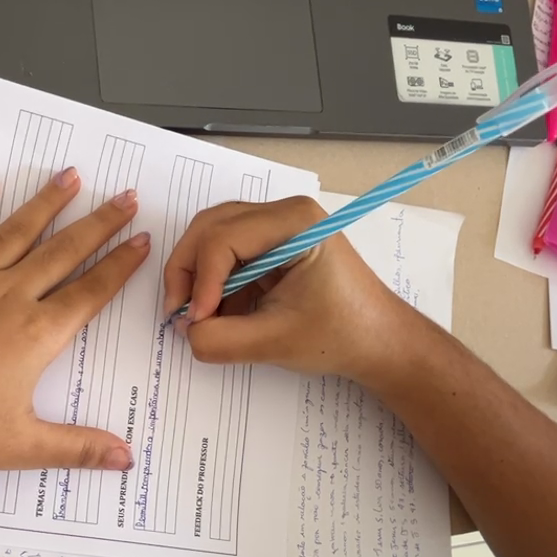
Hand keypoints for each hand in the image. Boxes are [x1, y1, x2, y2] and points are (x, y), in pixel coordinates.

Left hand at [0, 168, 148, 473]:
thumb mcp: (20, 445)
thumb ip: (78, 448)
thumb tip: (126, 459)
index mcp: (36, 335)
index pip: (91, 292)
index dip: (120, 265)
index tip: (142, 240)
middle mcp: (9, 296)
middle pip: (64, 251)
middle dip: (99, 223)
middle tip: (124, 196)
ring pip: (17, 231)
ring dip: (47, 202)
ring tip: (70, 175)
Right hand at [161, 197, 421, 382]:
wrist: (378, 343)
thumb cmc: (341, 336)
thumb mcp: (274, 343)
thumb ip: (219, 339)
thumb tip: (183, 330)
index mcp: (295, 222)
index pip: (223, 239)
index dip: (201, 282)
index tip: (196, 322)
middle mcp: (282, 213)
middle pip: (209, 229)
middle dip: (188, 272)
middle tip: (178, 314)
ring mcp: (275, 228)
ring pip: (211, 240)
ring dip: (197, 278)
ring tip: (198, 317)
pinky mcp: (270, 248)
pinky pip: (225, 257)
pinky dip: (212, 286)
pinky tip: (218, 315)